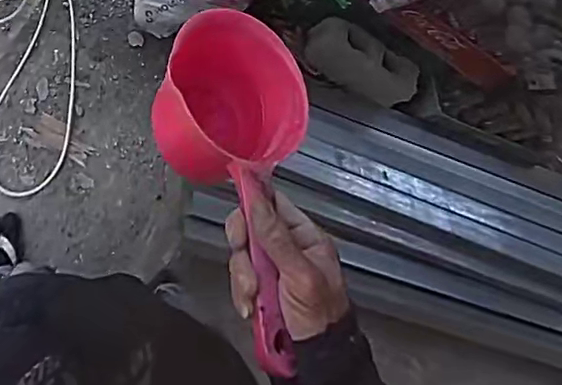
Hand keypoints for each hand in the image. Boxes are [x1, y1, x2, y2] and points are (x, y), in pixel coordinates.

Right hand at [225, 189, 350, 340]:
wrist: (318, 362)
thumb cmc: (322, 318)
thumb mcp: (301, 274)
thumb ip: (277, 238)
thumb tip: (256, 200)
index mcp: (303, 235)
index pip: (273, 201)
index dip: (254, 198)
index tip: (239, 199)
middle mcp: (285, 246)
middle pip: (250, 225)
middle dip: (243, 246)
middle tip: (247, 262)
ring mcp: (270, 267)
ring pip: (241, 253)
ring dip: (242, 276)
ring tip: (254, 295)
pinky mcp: (259, 286)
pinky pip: (239, 278)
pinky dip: (241, 293)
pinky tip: (251, 306)